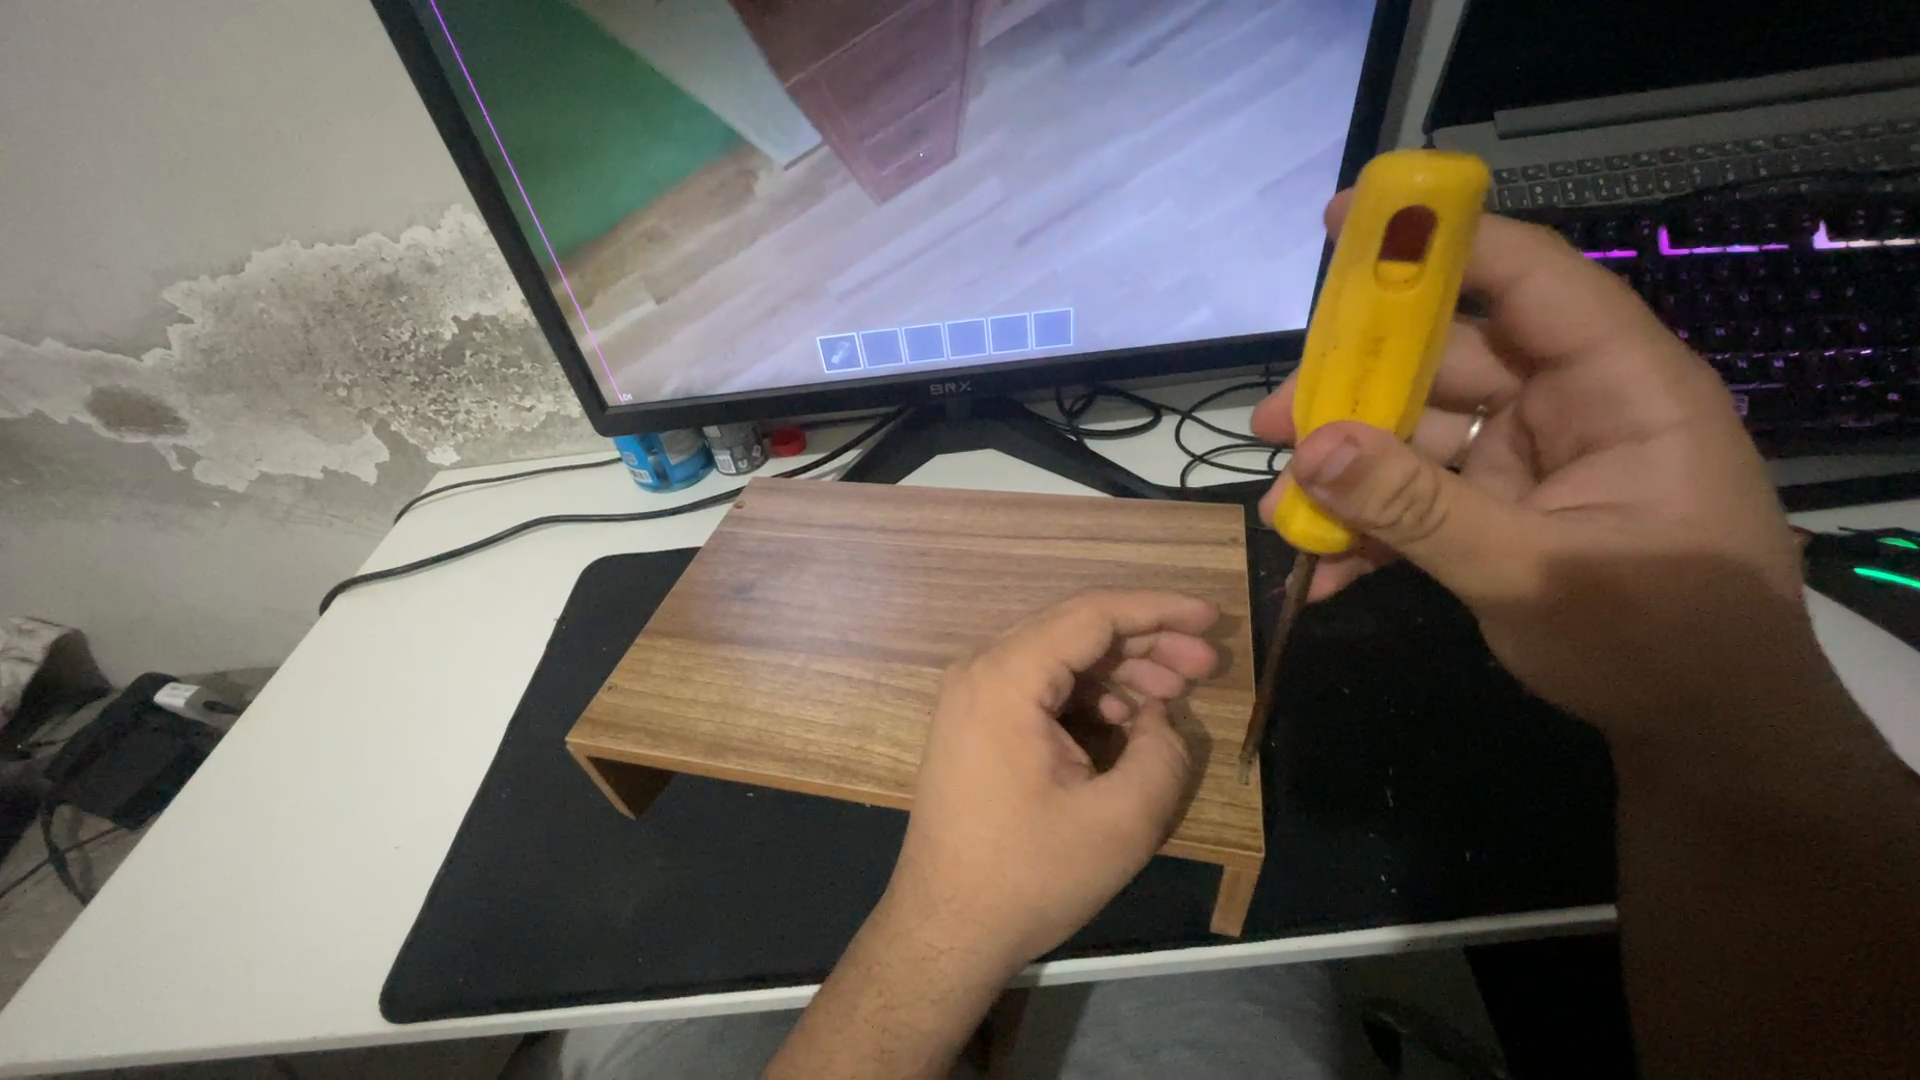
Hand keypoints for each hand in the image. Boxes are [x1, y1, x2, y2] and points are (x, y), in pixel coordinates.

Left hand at [882, 590, 1219, 977]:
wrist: (945, 928)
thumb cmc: (1028, 876)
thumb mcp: (1121, 820)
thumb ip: (1163, 753)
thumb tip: (1161, 716)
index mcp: (1006, 676)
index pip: (1092, 614)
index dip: (1158, 609)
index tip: (1211, 617)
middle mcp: (981, 670)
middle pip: (1075, 630)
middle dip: (1146, 642)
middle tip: (1206, 666)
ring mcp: (973, 696)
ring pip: (1060, 658)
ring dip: (1120, 670)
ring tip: (1174, 696)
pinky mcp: (976, 722)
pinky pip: (1041, 689)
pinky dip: (1088, 697)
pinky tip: (1126, 723)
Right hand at [1253, 198, 1823, 736]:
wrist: (1701, 736)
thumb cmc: (1660, 645)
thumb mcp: (1532, 574)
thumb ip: (1418, 509)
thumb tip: (1311, 449)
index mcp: (1620, 390)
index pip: (1529, 280)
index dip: (1439, 245)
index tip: (1346, 224)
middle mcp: (1567, 410)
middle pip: (1441, 363)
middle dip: (1350, 392)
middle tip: (1270, 422)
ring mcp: (1524, 465)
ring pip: (1412, 437)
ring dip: (1342, 474)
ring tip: (1279, 511)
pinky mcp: (1493, 513)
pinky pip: (1413, 500)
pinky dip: (1365, 531)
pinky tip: (1320, 570)